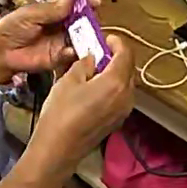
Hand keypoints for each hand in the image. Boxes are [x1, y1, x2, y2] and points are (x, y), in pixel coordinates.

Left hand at [0, 0, 97, 76]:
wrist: (0, 53)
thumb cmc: (9, 30)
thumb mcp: (30, 14)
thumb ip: (52, 8)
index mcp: (52, 11)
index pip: (73, 4)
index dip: (85, 2)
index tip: (95, 1)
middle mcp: (59, 26)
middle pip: (81, 21)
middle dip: (89, 21)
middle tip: (93, 21)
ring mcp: (60, 42)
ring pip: (80, 37)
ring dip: (86, 37)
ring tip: (88, 36)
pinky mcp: (58, 58)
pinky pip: (72, 54)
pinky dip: (76, 52)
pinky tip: (73, 50)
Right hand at [21, 33, 133, 180]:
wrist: (58, 149)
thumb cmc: (61, 114)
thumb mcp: (69, 81)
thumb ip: (84, 63)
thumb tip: (91, 57)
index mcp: (116, 83)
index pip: (126, 54)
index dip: (116, 42)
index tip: (104, 38)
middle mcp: (126, 97)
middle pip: (128, 69)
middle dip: (115, 57)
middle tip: (97, 51)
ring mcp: (123, 111)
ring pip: (124, 84)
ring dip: (113, 73)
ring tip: (93, 69)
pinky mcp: (116, 122)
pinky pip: (119, 98)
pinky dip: (111, 88)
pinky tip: (93, 88)